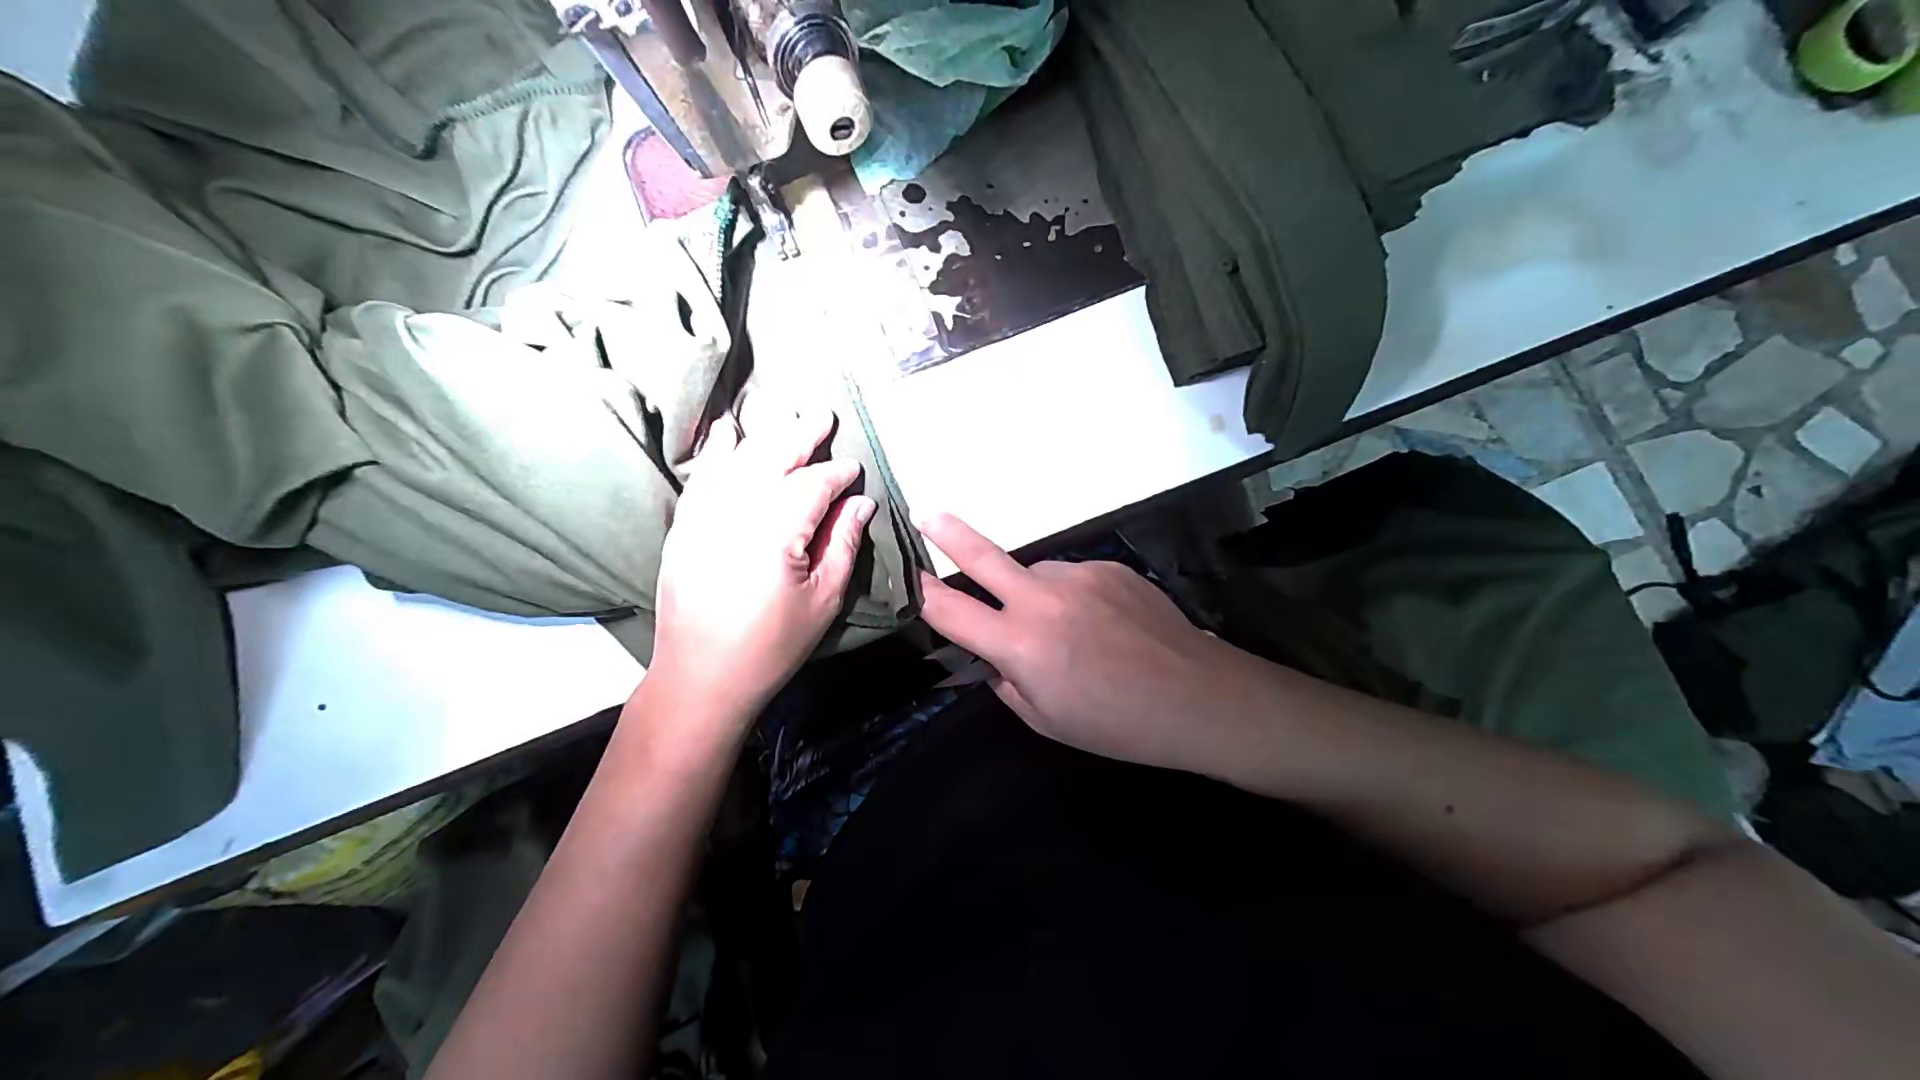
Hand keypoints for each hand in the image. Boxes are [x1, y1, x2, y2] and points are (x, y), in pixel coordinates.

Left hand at [650, 409, 875, 721]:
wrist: (700, 677)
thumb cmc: (770, 646)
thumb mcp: (823, 599)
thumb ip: (842, 543)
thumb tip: (860, 503)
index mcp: (776, 531)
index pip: (813, 484)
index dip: (837, 474)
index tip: (854, 469)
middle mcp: (736, 512)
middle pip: (773, 457)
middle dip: (801, 434)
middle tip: (823, 416)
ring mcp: (703, 516)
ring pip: (737, 460)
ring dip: (764, 435)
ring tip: (785, 415)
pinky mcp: (684, 527)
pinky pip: (702, 477)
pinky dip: (715, 452)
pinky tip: (726, 434)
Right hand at [916, 513, 1270, 774]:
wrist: (1197, 696)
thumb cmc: (1116, 724)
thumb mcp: (1046, 719)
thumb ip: (1005, 681)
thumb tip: (987, 657)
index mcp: (1021, 644)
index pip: (951, 611)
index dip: (921, 592)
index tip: (905, 575)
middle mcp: (1043, 599)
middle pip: (983, 555)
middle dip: (948, 533)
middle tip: (925, 514)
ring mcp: (1080, 575)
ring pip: (1036, 574)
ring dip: (1034, 594)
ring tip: (1070, 631)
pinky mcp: (1109, 566)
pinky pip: (1074, 577)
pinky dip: (1072, 596)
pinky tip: (1101, 623)